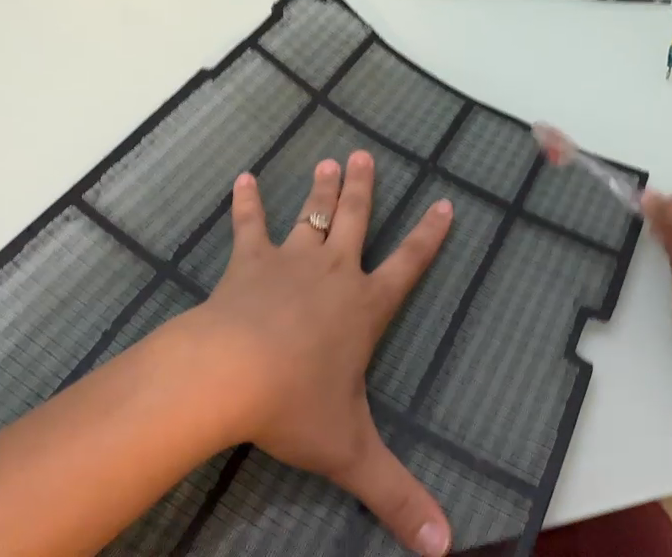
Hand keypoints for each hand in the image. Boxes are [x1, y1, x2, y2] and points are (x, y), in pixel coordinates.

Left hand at [200, 152, 454, 556]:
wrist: (226, 375)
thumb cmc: (294, 405)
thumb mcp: (352, 453)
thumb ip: (398, 496)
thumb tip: (444, 549)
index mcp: (364, 307)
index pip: (408, 265)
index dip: (428, 236)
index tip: (444, 203)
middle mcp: (332, 274)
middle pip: (355, 221)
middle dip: (364, 188)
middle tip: (365, 154)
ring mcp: (288, 262)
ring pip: (312, 215)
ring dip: (322, 188)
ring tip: (330, 158)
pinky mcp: (247, 264)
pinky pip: (248, 227)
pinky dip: (246, 203)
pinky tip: (244, 178)